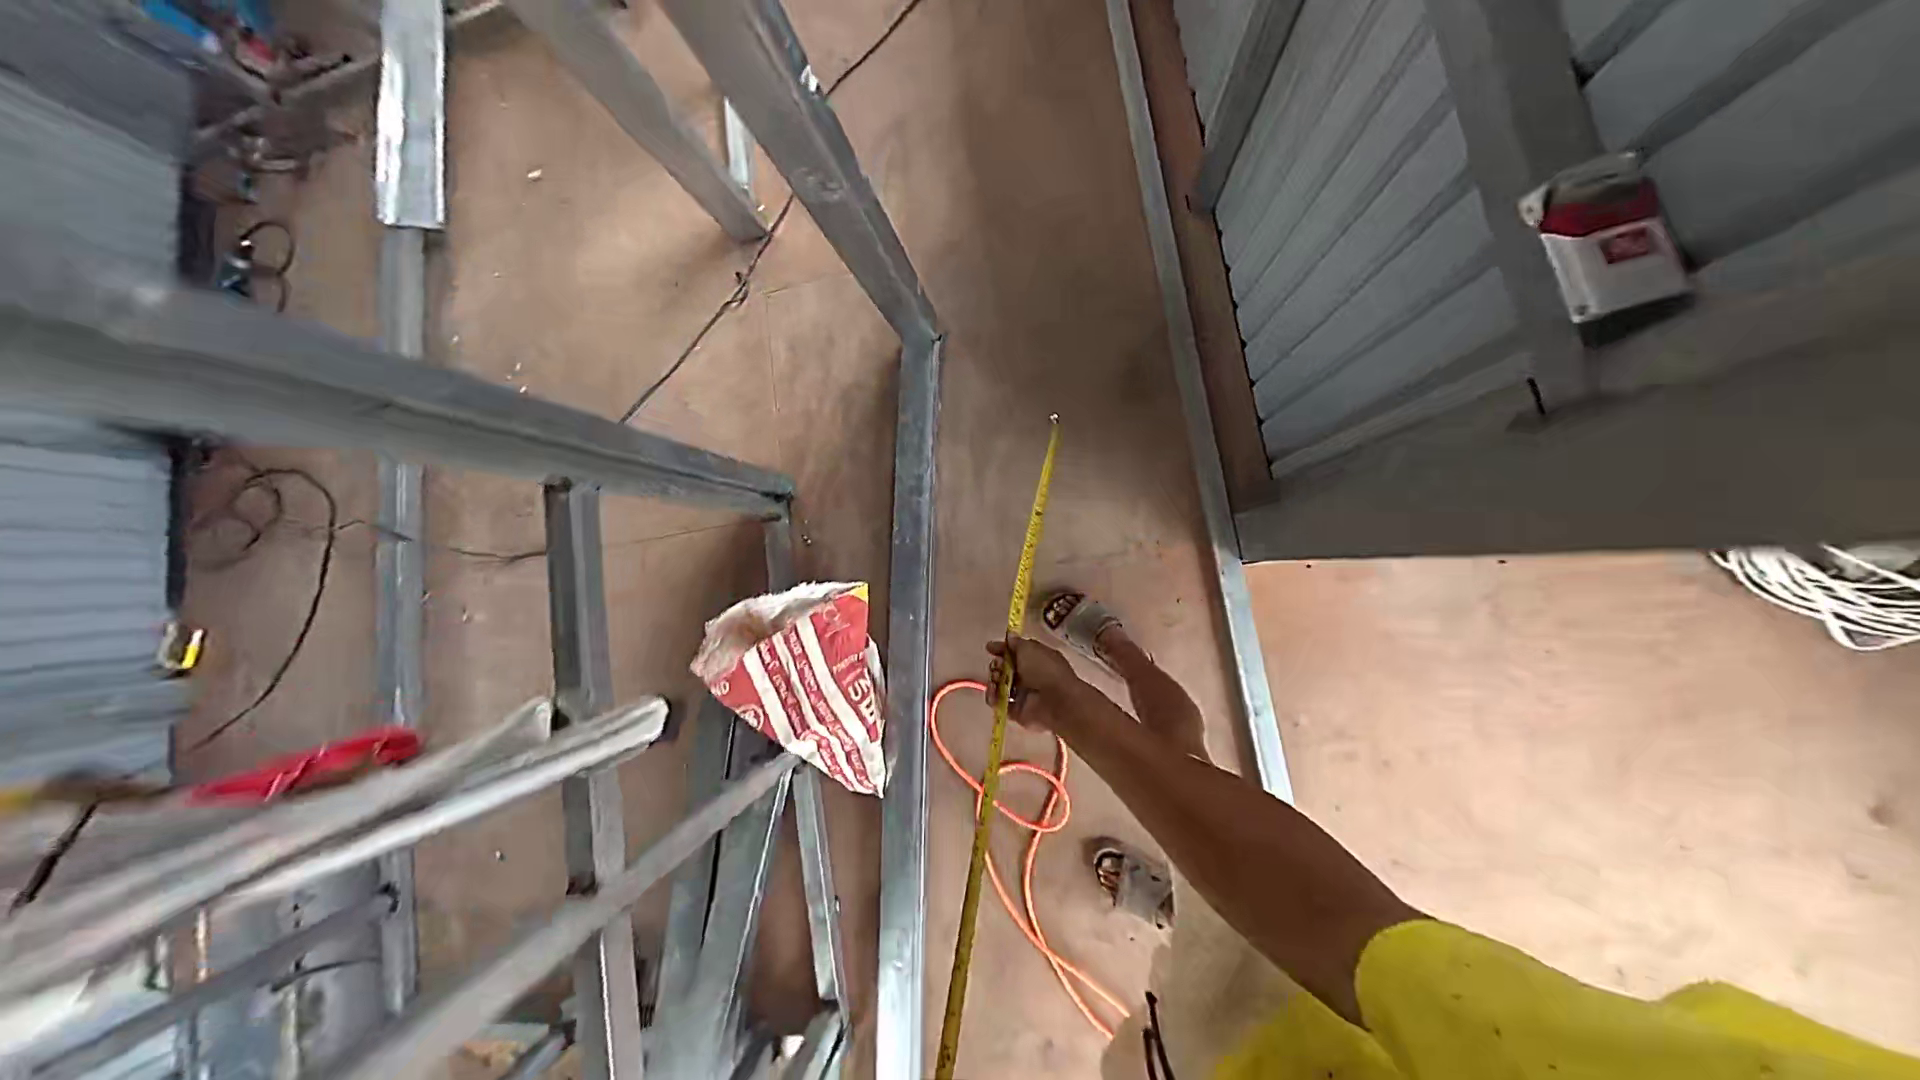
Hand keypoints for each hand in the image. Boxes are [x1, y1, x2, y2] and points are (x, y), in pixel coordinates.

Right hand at [985, 635, 1082, 731]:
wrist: (1056, 701)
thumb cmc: (1045, 669)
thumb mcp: (1029, 649)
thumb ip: (1016, 643)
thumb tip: (1009, 636)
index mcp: (1035, 659)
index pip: (1014, 652)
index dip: (1002, 649)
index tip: (990, 648)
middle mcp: (1029, 676)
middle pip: (1004, 669)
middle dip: (996, 665)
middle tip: (997, 666)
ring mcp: (1022, 694)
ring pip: (999, 685)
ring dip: (993, 680)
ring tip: (996, 679)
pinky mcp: (1015, 710)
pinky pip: (998, 702)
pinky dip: (992, 696)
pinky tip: (993, 692)